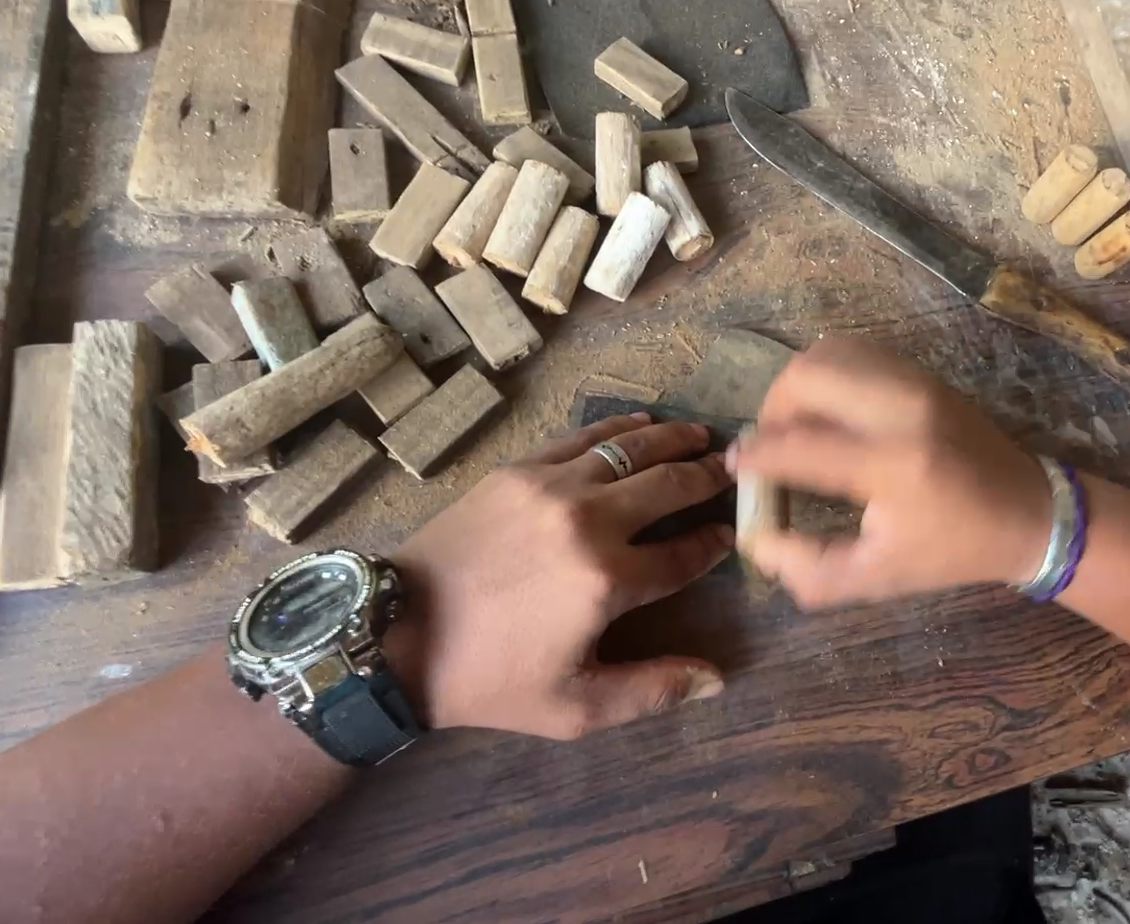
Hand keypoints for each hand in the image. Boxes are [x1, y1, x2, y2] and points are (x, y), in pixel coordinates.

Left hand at [385, 413, 733, 738]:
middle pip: (670, 486)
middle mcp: (591, 521)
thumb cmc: (490, 679)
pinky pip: (585, 437)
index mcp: (610, 581)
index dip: (713, 543)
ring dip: (676, 440)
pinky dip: (622, 427)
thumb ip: (652, 691)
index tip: (727, 534)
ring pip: (633, 449)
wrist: (396, 635)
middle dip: (709, 477)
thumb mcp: (574, 707)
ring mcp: (554, 485)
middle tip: (732, 469)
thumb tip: (718, 679)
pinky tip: (644, 423)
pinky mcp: (521, 469)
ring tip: (702, 436)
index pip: (684, 554)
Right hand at [733, 339, 1051, 606]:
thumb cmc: (953, 549)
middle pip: (806, 377)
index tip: (737, 467)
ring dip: (796, 387)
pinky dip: (827, 374)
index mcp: (893, 466)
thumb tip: (757, 540)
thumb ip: (811, 568)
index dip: (756, 456)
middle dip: (771, 409)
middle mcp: (902, 410)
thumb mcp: (881, 577)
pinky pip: (854, 351)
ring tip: (796, 425)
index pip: (799, 445)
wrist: (1030, 511)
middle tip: (769, 443)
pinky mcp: (922, 372)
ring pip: (827, 353)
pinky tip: (828, 409)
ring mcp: (916, 382)